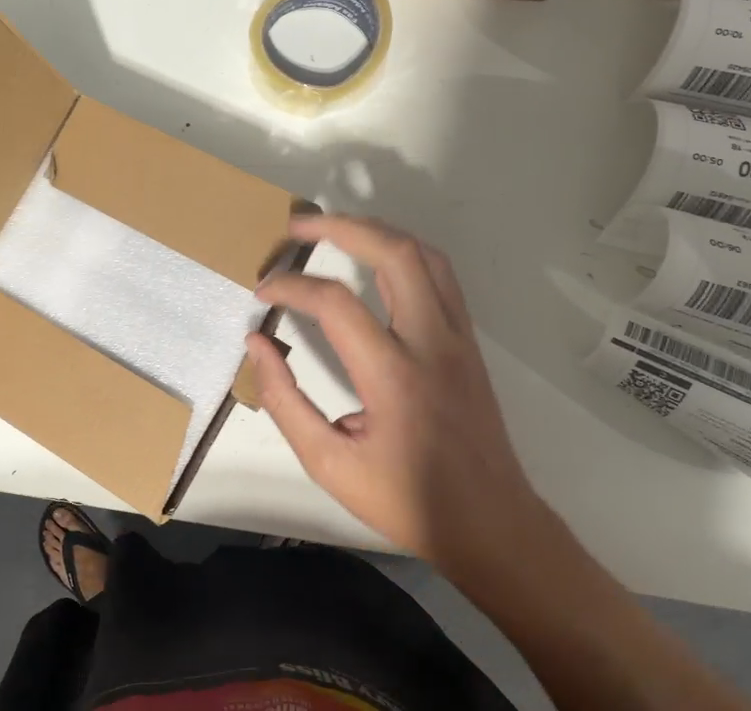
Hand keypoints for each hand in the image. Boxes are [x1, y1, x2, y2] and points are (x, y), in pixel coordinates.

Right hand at [245, 215, 548, 570]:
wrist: (492, 524)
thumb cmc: (405, 499)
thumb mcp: (329, 463)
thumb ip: (285, 400)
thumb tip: (257, 343)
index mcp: (393, 375)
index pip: (334, 302)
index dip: (289, 286)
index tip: (261, 293)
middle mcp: (431, 343)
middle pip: (393, 252)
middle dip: (339, 226)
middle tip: (296, 228)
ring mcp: (457, 338)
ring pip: (424, 255)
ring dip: (375, 231)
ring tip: (333, 230)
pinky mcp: (467, 342)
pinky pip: (439, 276)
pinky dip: (401, 252)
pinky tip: (373, 260)